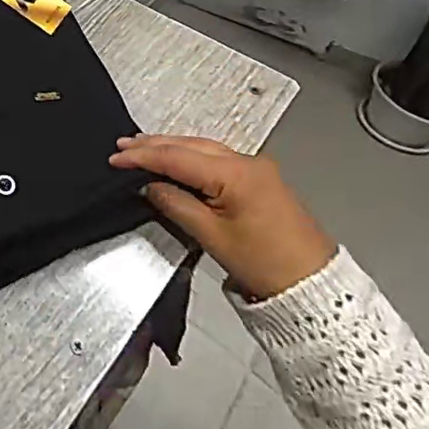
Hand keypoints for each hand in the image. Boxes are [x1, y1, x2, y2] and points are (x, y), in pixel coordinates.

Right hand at [110, 135, 335, 300]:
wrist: (311, 284)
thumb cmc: (264, 264)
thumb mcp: (212, 238)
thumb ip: (177, 205)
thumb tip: (150, 186)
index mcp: (235, 173)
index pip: (179, 156)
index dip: (144, 156)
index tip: (116, 158)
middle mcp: (246, 160)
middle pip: (191, 145)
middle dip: (156, 144)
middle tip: (123, 147)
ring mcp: (255, 167)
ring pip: (204, 148)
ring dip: (173, 148)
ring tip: (142, 148)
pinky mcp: (258, 177)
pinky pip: (217, 158)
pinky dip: (191, 158)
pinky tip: (176, 161)